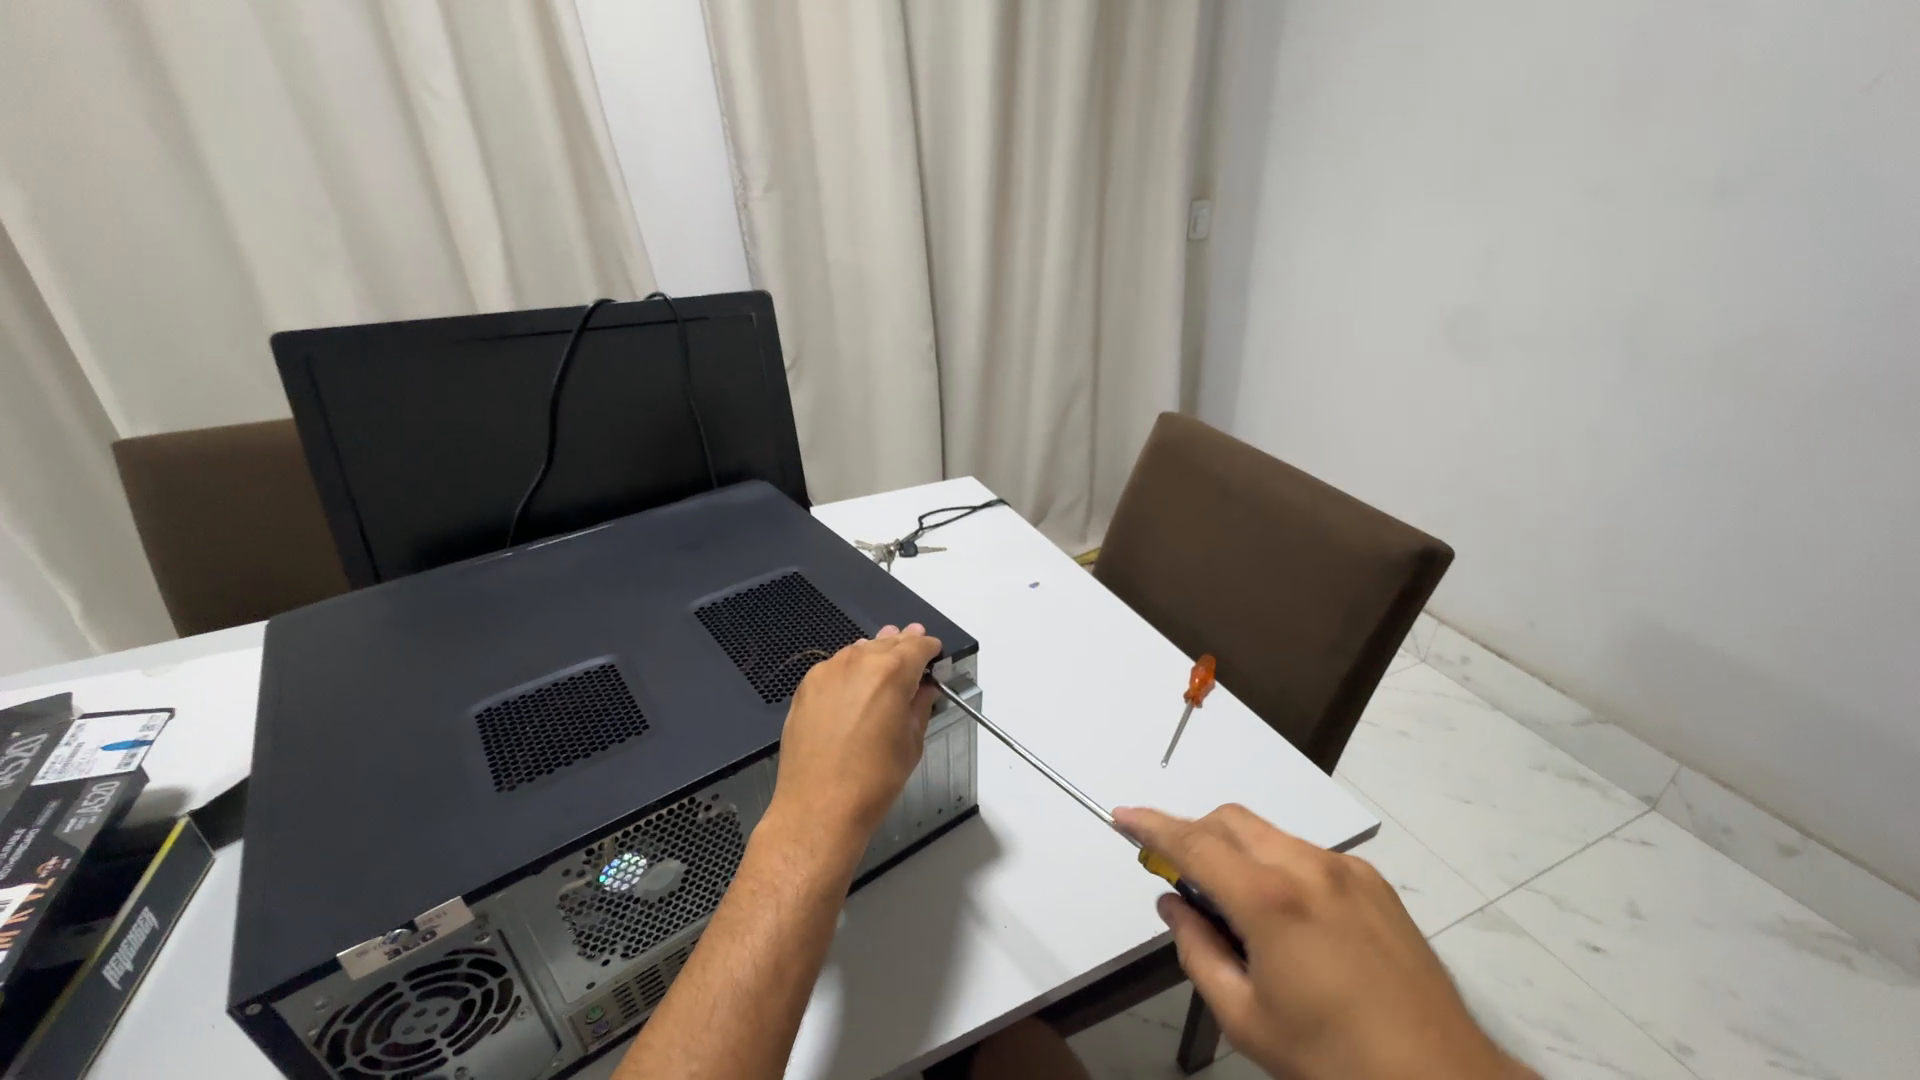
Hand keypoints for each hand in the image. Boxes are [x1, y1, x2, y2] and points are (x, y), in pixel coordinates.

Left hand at [771, 624, 942, 844]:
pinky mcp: (805, 687)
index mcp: (891, 671)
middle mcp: (858, 661)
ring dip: (875, 654)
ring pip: (858, 651)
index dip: (930, 649)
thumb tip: (925, 689)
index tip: (935, 655)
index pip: (918, 645)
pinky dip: (849, 671)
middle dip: (903, 646)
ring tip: (885, 665)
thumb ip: (920, 705)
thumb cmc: (874, 779)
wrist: (819, 805)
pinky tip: (854, 687)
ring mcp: (827, 672)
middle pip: (887, 642)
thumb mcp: (911, 742)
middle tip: (914, 647)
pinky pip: (835, 669)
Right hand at [1113, 805, 1533, 1079]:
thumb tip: (1174, 904)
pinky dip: (1277, 866)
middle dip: (1193, 833)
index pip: (1193, 842)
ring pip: (1269, 834)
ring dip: (1236, 851)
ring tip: (1237, 911)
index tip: (1122, 816)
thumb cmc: (1333, 1060)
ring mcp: (1346, 871)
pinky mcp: (1374, 884)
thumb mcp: (1246, 1018)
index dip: (1151, 825)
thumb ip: (1197, 951)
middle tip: (1179, 877)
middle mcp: (1308, 867)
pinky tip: (1288, 919)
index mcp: (1270, 901)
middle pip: (1231, 820)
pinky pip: (1307, 854)